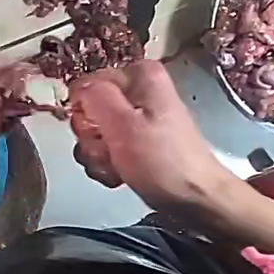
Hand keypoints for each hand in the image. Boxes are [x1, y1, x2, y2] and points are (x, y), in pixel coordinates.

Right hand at [69, 60, 250, 217]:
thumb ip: (95, 96)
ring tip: (119, 168)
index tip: (98, 133)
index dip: (84, 113)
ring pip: (94, 135)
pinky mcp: (138, 143)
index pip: (85, 86)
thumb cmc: (163, 163)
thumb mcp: (123, 124)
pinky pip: (107, 151)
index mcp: (139, 75)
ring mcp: (138, 119)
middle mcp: (139, 91)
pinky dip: (109, 166)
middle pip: (88, 111)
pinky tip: (121, 176)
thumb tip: (78, 87)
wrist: (195, 198)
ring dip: (99, 157)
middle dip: (92, 139)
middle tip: (110, 153)